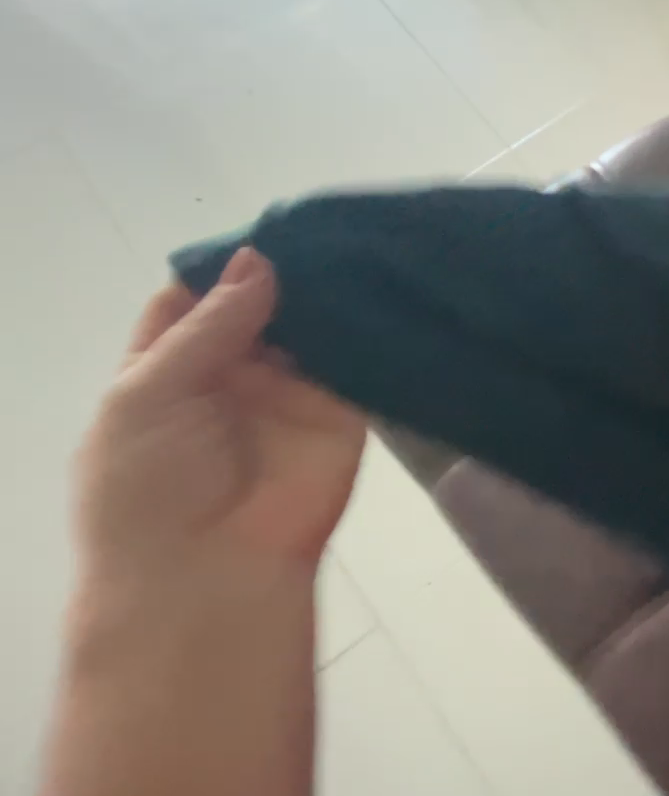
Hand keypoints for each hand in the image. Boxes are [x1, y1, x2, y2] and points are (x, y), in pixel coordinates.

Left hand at [74, 247, 365, 590]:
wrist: (215, 565)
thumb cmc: (150, 483)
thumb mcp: (150, 395)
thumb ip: (209, 328)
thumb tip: (261, 261)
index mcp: (169, 368)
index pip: (194, 302)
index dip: (223, 268)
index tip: (268, 231)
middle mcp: (235, 372)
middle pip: (263, 309)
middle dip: (289, 276)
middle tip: (330, 232)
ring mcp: (294, 391)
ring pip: (315, 332)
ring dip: (333, 300)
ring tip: (366, 253)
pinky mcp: (347, 409)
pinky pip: (360, 364)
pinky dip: (373, 335)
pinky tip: (390, 298)